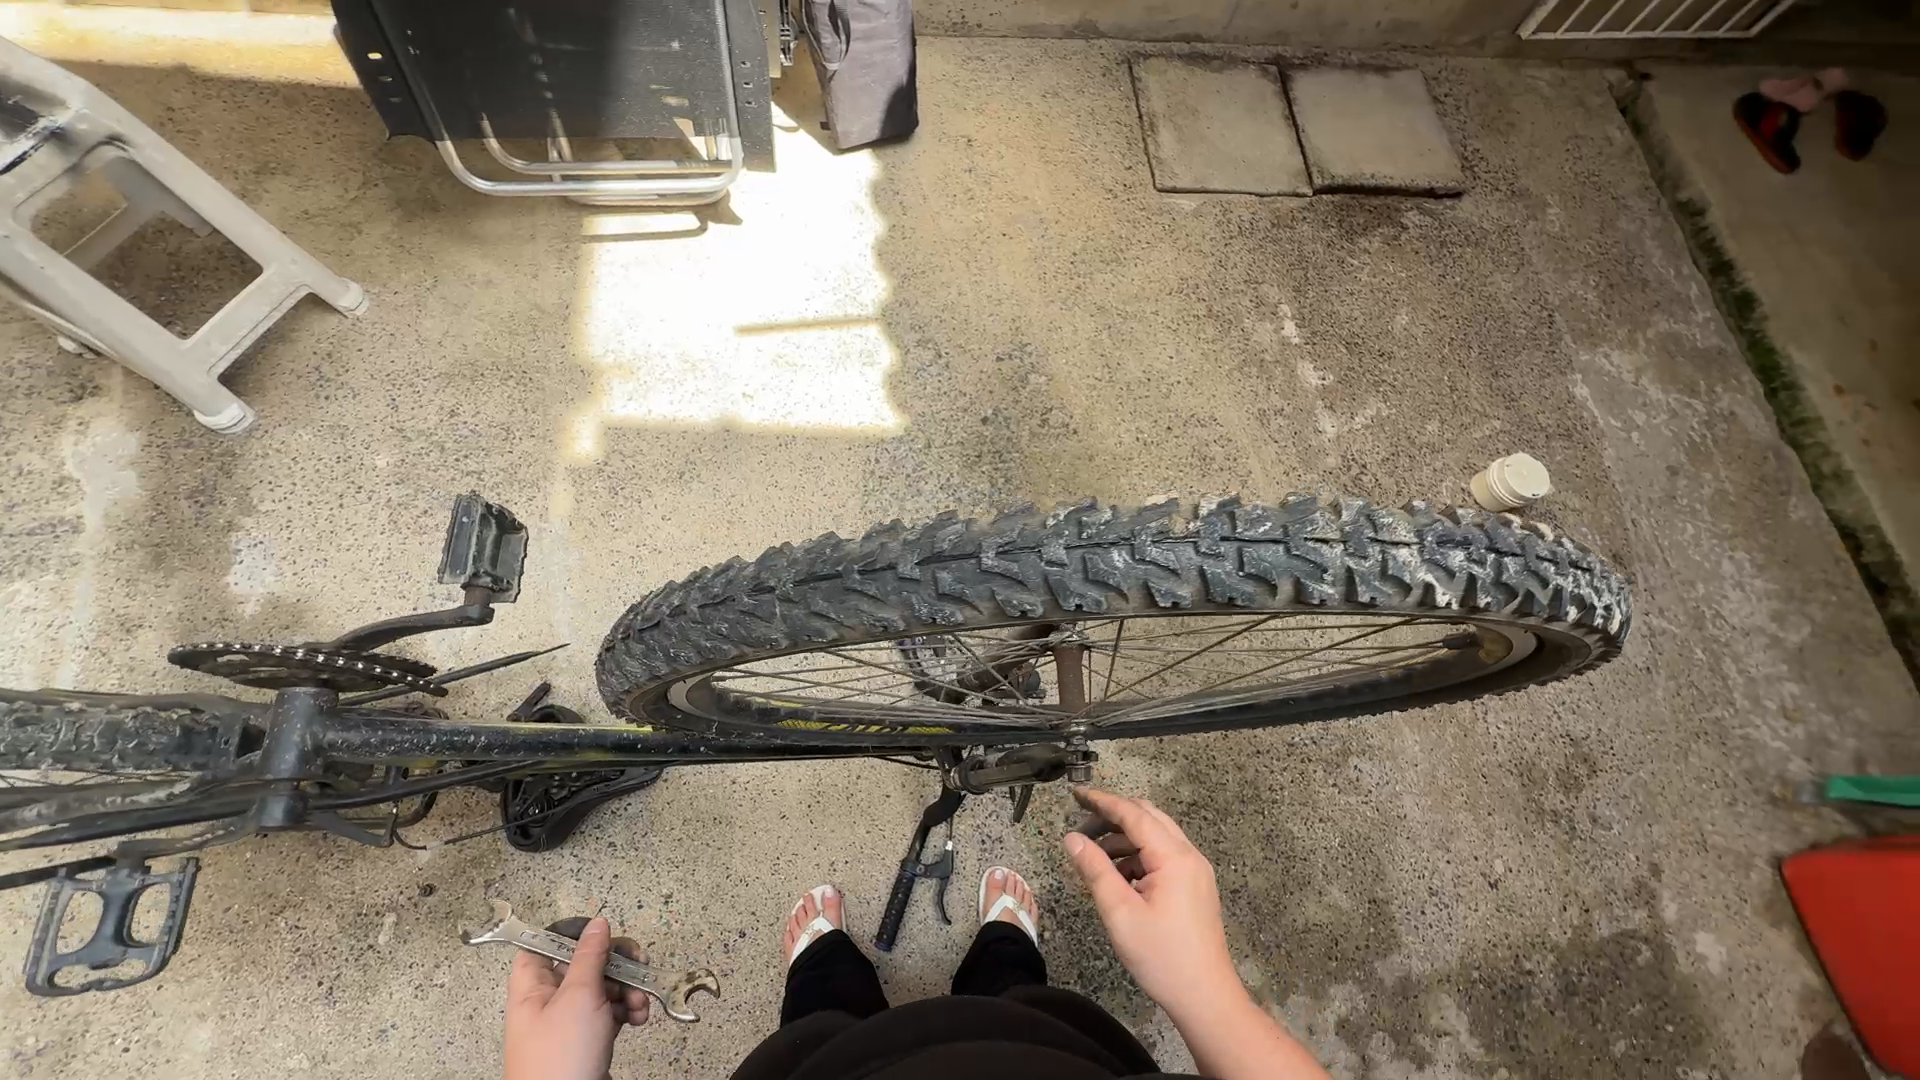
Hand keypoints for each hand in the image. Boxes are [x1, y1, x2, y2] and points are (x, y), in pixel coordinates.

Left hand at [503, 916, 650, 1079]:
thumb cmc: (562, 1056)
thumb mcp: (579, 996)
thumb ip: (590, 955)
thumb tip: (597, 923)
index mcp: (532, 989)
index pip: (542, 947)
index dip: (567, 935)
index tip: (599, 932)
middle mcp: (548, 1002)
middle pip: (583, 964)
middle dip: (615, 964)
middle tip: (636, 962)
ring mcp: (569, 1023)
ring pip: (602, 987)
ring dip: (627, 989)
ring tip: (639, 1003)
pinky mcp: (588, 1040)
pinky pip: (611, 1012)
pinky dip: (628, 1010)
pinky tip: (639, 1017)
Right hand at [1063, 788, 1242, 1020]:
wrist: (1206, 999)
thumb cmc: (1162, 957)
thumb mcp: (1119, 912)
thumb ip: (1095, 869)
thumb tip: (1071, 838)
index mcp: (1174, 857)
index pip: (1133, 814)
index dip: (1102, 801)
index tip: (1076, 794)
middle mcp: (1189, 855)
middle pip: (1148, 817)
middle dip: (1113, 815)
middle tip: (1082, 823)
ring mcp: (1195, 870)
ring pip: (1155, 836)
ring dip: (1124, 837)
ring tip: (1093, 854)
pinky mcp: (1195, 886)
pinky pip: (1163, 855)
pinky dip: (1138, 855)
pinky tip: (1118, 875)